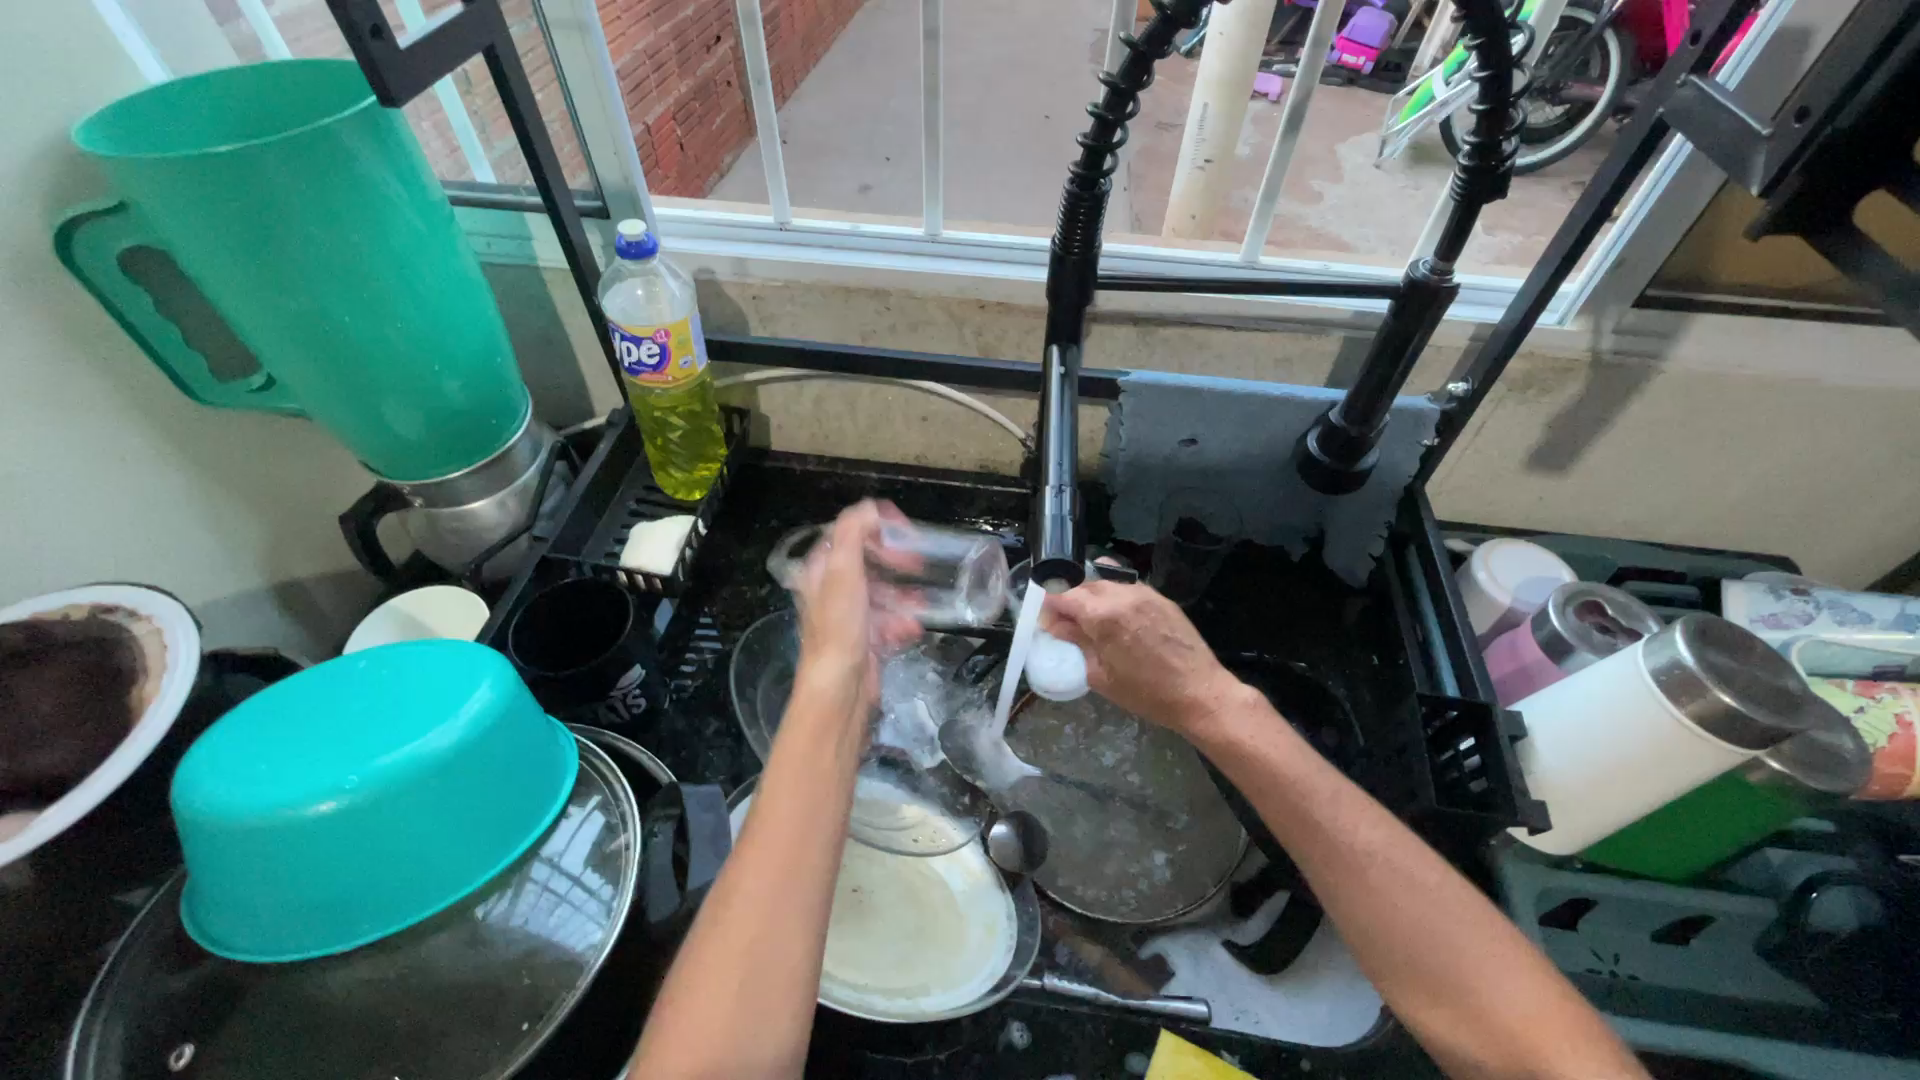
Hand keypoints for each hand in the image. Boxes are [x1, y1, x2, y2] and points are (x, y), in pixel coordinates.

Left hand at [790, 500, 920, 714]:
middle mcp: (832, 588)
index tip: (905, 532)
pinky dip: (903, 621)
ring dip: (905, 596)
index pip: (849, 532)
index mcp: (821, 568)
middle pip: (870, 560)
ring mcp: (850, 615)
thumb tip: (871, 508)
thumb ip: (853, 532)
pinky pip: (890, 620)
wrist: (841, 688)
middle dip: (897, 562)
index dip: (878, 527)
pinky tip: (910, 630)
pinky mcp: (866, 637)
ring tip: (919, 604)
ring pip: (885, 591)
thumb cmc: (840, 627)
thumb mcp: (843, 571)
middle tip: (917, 565)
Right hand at [1040, 580, 1247, 736]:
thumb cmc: (1146, 693)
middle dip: (1070, 600)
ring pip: (1106, 582)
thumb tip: (1057, 625)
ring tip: (1094, 621)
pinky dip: (1115, 597)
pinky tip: (1119, 618)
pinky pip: (1128, 587)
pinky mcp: (1161, 598)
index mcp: (1102, 616)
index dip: (1049, 607)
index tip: (1049, 623)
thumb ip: (1077, 643)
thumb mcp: (1101, 675)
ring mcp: (1144, 593)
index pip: (1062, 594)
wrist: (1199, 692)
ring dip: (1093, 596)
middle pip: (1083, 584)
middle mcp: (1122, 595)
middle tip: (1068, 624)